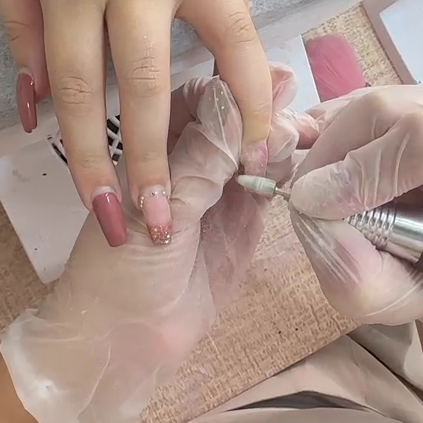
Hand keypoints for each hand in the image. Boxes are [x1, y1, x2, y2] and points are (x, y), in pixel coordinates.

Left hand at [0, 0, 271, 249]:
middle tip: (153, 231)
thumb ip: (18, 28)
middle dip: (146, 167)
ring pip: (206, 57)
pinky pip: (243, 22)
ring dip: (218, 128)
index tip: (100, 212)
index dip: (85, 158)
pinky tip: (265, 114)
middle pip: (138, 88)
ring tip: (233, 185)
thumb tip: (35, 108)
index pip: (76, 88)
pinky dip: (255, 72)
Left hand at [1, 69, 298, 422]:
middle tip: (294, 113)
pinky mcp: (245, 223)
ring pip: (258, 151)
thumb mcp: (161, 205)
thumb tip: (243, 102)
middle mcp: (192, 159)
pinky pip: (271, 187)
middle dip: (266, 111)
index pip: (203, 97)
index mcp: (157, 142)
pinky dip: (287, 174)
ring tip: (302, 137)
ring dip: (280, 141)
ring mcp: (221, 191)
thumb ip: (204, 157)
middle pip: (238, 121)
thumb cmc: (121, 267)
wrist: (124, 341)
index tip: (269, 80)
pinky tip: (302, 166)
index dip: (235, 86)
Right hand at [287, 87, 422, 338]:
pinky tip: (332, 168)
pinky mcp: (409, 88)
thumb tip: (311, 213)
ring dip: (325, 150)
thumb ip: (358, 277)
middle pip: (379, 111)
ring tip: (329, 194)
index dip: (361, 171)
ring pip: (358, 104)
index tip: (317, 207)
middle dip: (328, 160)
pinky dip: (325, 136)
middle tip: (310, 205)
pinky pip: (348, 100)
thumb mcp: (398, 302)